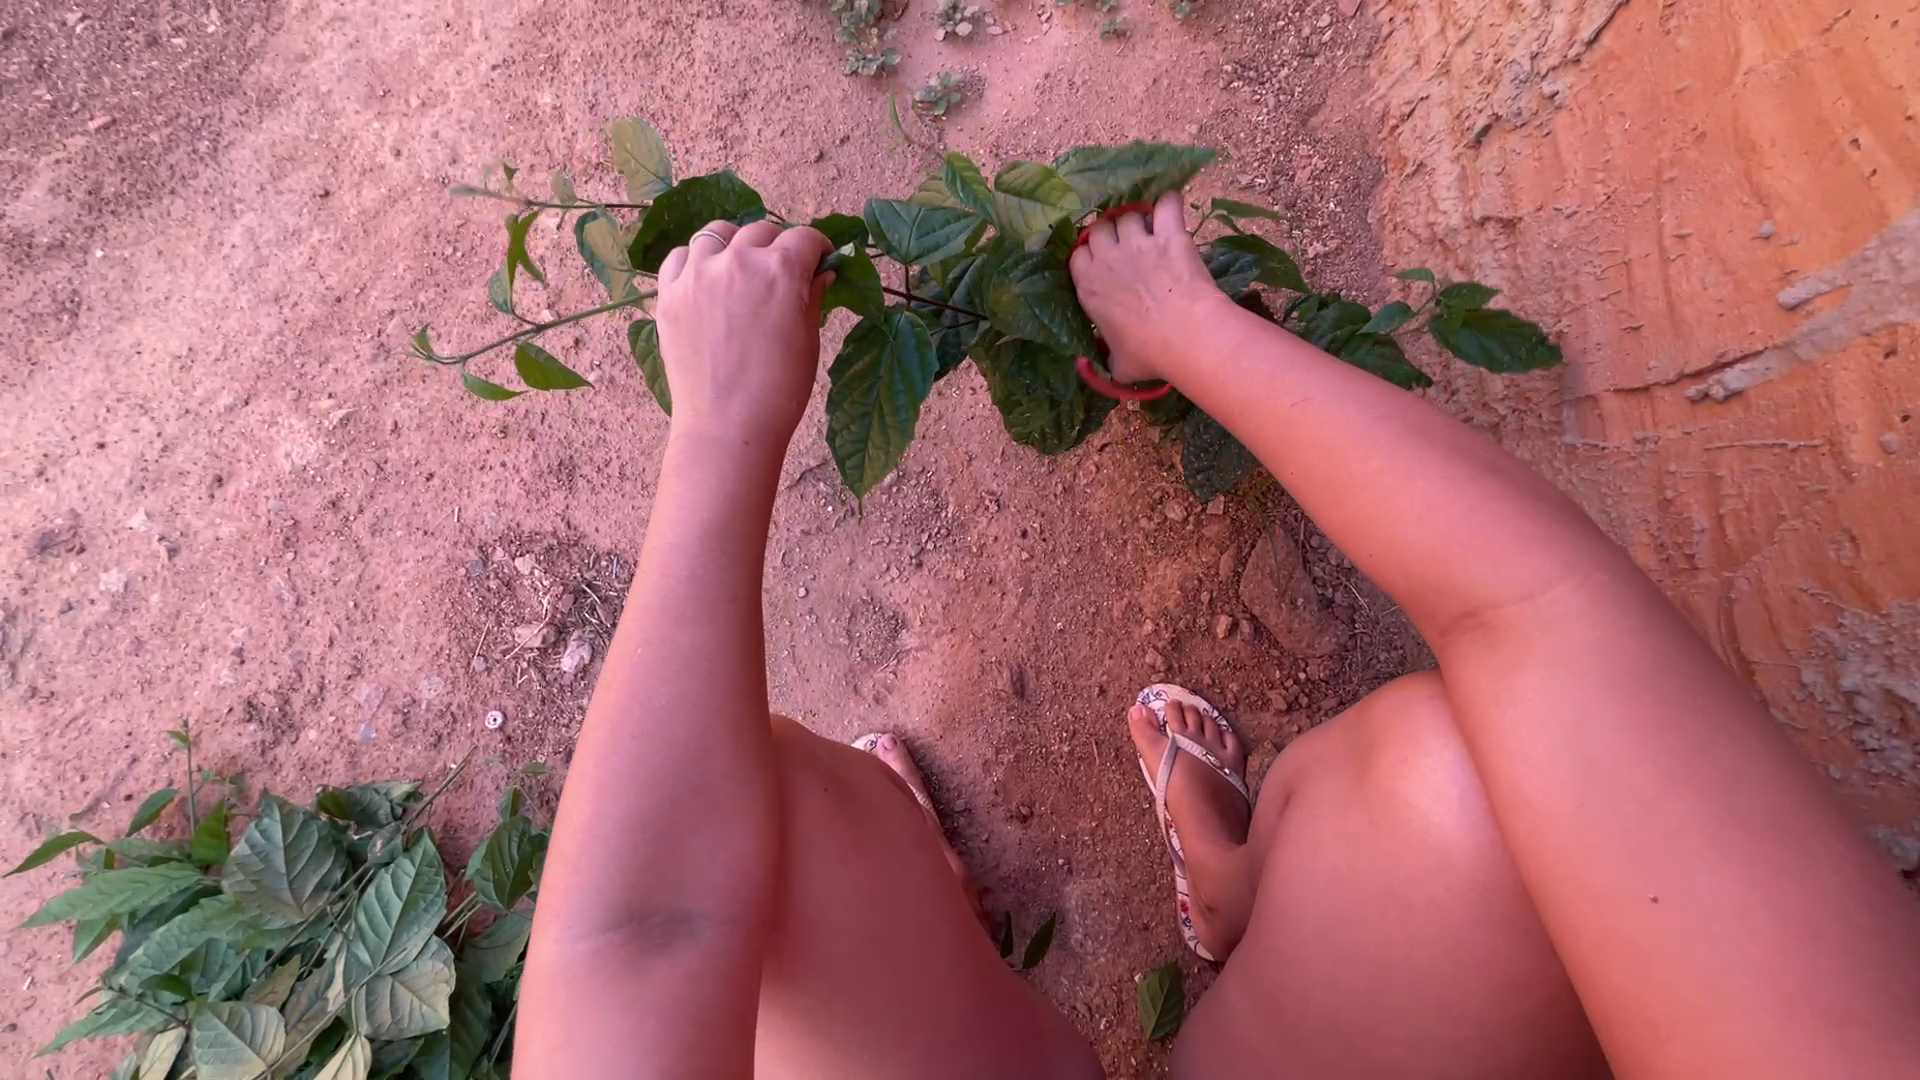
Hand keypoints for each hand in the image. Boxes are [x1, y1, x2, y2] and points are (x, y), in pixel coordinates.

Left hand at [654, 219, 833, 451]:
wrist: (729, 426)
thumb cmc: (781, 391)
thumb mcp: (807, 341)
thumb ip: (812, 298)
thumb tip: (822, 272)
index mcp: (781, 272)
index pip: (804, 238)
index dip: (816, 248)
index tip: (819, 261)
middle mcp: (738, 261)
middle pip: (762, 230)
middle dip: (778, 246)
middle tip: (783, 271)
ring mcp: (698, 274)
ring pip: (718, 234)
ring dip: (736, 245)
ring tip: (741, 269)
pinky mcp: (670, 293)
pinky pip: (682, 257)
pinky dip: (697, 261)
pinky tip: (708, 281)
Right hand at [1068, 191, 1225, 383]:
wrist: (1185, 336)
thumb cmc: (1148, 354)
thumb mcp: (1117, 365)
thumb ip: (1106, 360)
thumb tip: (1101, 367)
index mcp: (1088, 287)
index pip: (1077, 255)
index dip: (1090, 256)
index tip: (1102, 264)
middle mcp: (1108, 259)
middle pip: (1099, 228)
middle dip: (1110, 234)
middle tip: (1126, 247)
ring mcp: (1138, 243)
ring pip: (1129, 215)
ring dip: (1138, 221)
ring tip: (1151, 233)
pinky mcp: (1169, 234)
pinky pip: (1167, 204)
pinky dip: (1170, 204)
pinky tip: (1173, 212)